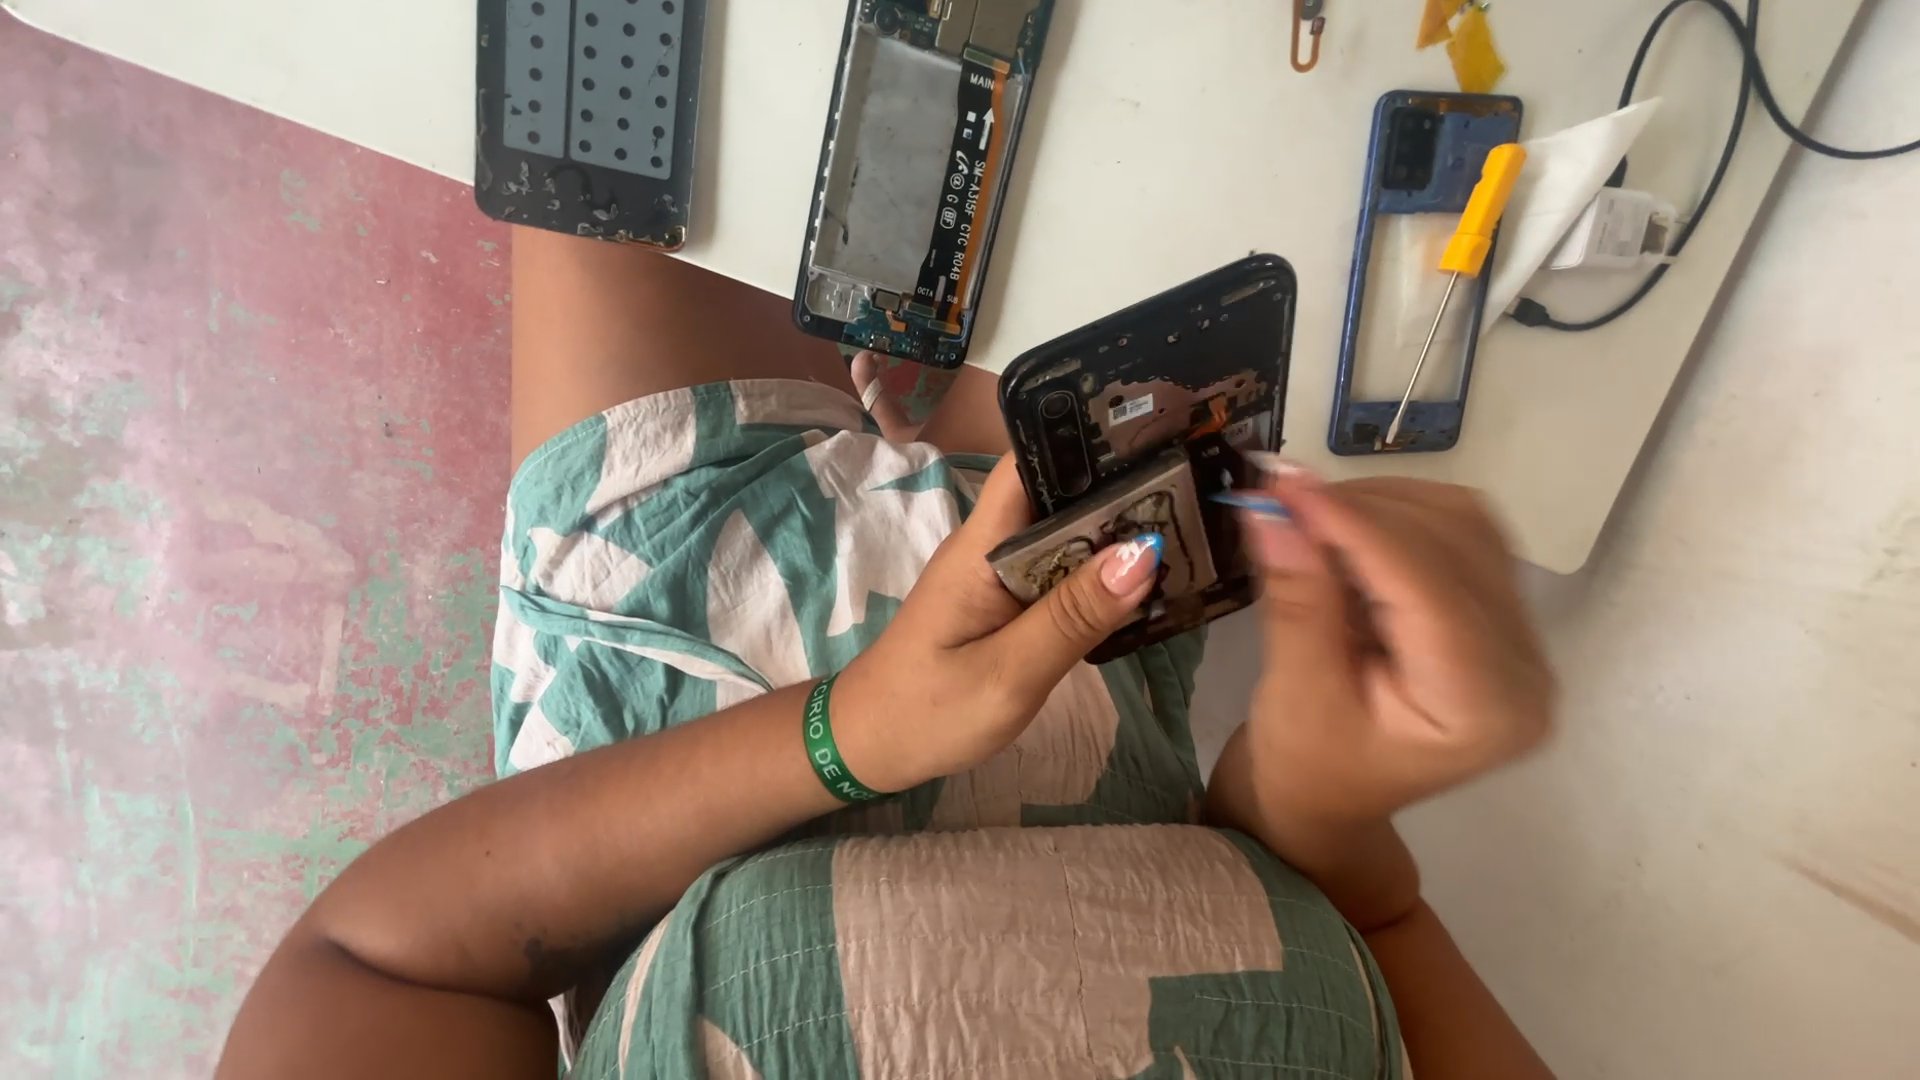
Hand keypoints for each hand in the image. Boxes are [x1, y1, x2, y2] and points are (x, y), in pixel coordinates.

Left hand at [831, 455, 1164, 792]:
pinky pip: (1058, 570)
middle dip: (1121, 486)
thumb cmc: (928, 712)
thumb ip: (1073, 616)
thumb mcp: (1008, 673)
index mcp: (981, 546)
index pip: (1031, 462)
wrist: (872, 744)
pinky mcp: (1005, 601)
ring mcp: (997, 573)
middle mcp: (990, 546)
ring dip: (1115, 530)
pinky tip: (1144, 577)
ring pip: (1063, 533)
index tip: (1159, 435)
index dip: (1087, 440)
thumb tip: (1144, 552)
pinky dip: (1097, 571)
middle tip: (1201, 484)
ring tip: (1192, 521)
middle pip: (1057, 493)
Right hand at [1236, 464, 1554, 825]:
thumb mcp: (1295, 692)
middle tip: (1279, 498)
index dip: (1355, 525)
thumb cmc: (1307, 763)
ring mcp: (1518, 635)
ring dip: (1378, 503)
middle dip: (1362, 508)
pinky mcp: (1492, 613)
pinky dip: (1392, 514)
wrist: (1328, 795)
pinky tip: (1341, 529)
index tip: (1282, 484)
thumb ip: (1296, 601)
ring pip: (1462, 523)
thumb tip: (1272, 512)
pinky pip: (1455, 532)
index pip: (1428, 587)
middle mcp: (1525, 665)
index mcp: (1484, 707)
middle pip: (1457, 542)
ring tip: (1306, 517)